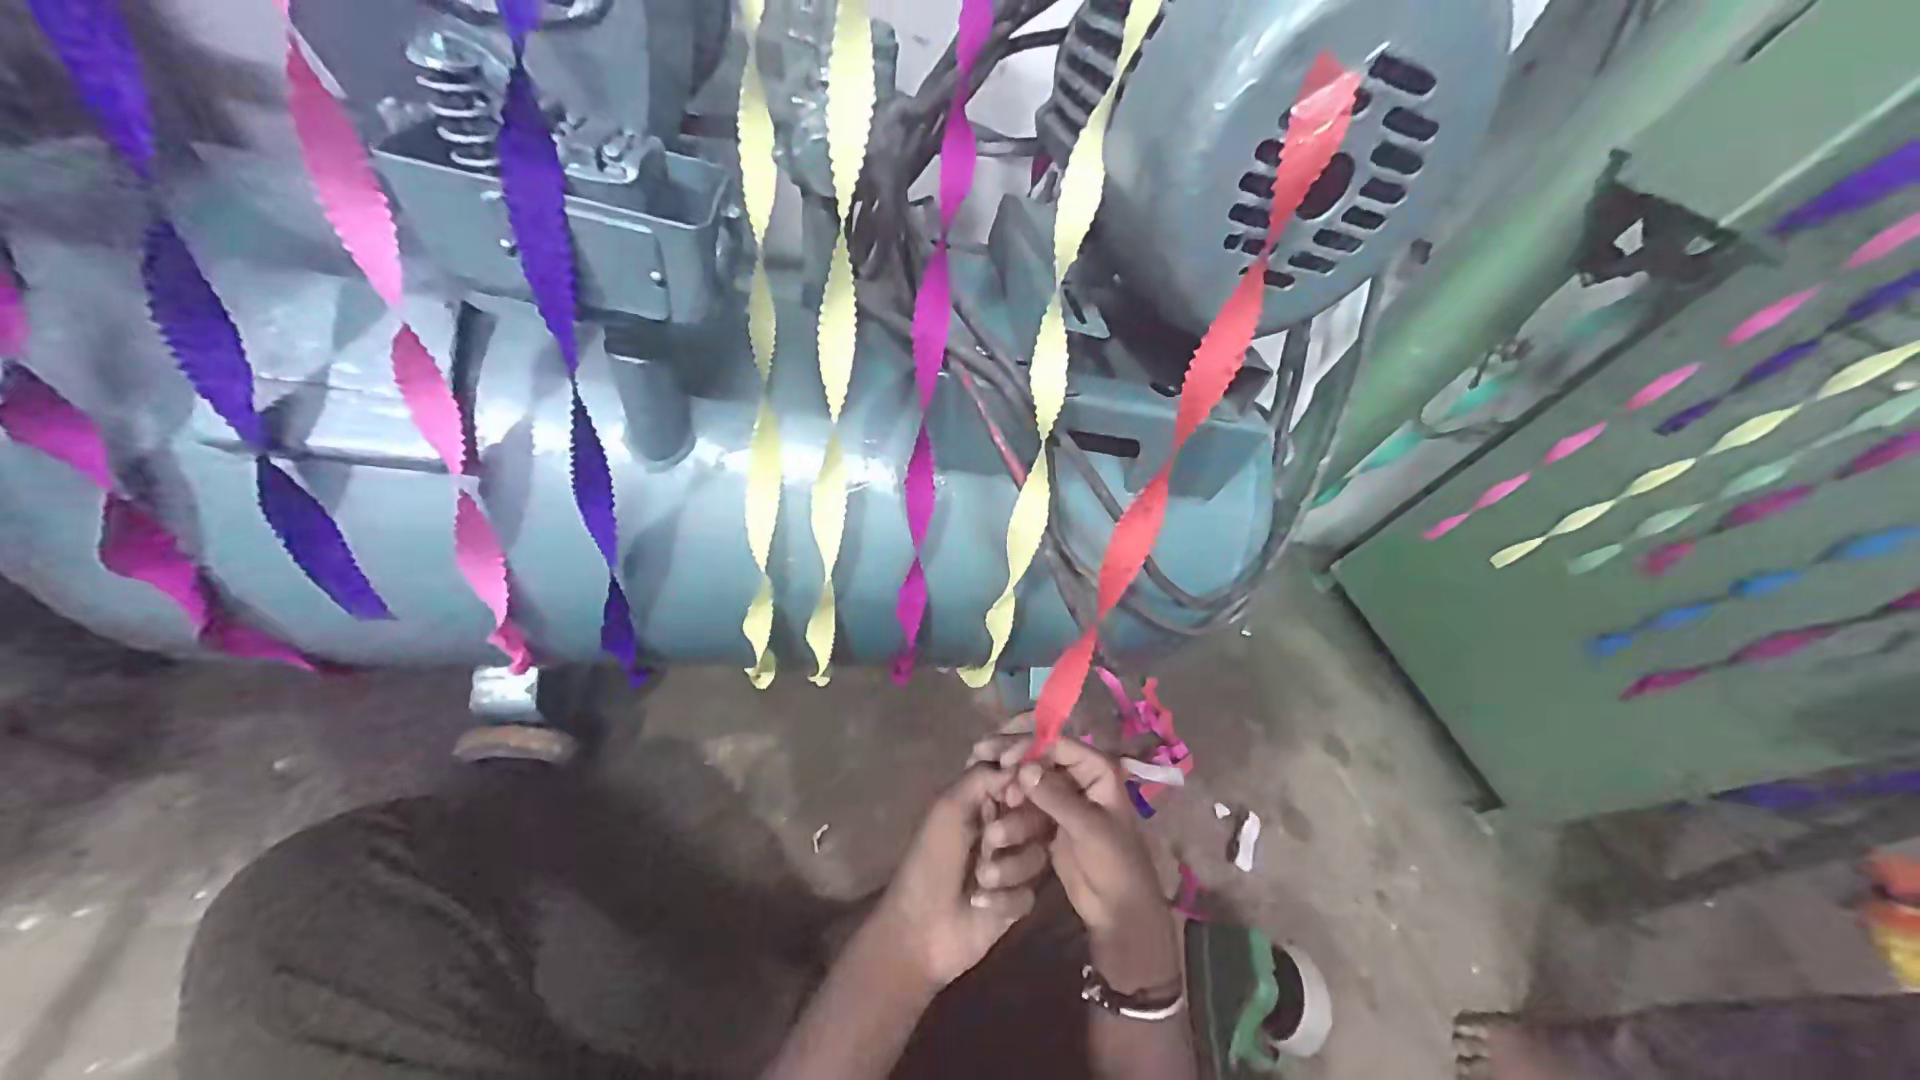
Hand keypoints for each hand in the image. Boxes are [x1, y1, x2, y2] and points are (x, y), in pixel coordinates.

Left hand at [870, 764, 1053, 987]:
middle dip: (1016, 828)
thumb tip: (1020, 761)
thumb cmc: (930, 861)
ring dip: (1008, 867)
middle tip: (990, 839)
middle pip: (1037, 815)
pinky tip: (981, 903)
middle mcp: (1003, 826)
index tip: (1016, 791)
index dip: (1026, 783)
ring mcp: (1012, 864)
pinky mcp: (1018, 900)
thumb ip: (982, 777)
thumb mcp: (948, 808)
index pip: (1021, 779)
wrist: (920, 930)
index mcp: (984, 800)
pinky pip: (1031, 890)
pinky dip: (1005, 898)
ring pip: (1038, 853)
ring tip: (981, 879)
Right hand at [986, 737, 1180, 992]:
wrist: (1119, 911)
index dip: (1029, 746)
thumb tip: (1024, 769)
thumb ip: (1056, 797)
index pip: (1058, 745)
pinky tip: (990, 804)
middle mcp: (1079, 777)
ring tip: (988, 792)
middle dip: (1010, 756)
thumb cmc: (1115, 865)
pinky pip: (1026, 804)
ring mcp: (1063, 799)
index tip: (1002, 758)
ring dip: (1007, 784)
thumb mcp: (1088, 828)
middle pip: (1039, 757)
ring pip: (1029, 781)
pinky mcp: (1050, 820)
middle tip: (979, 754)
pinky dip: (1009, 804)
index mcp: (1097, 770)